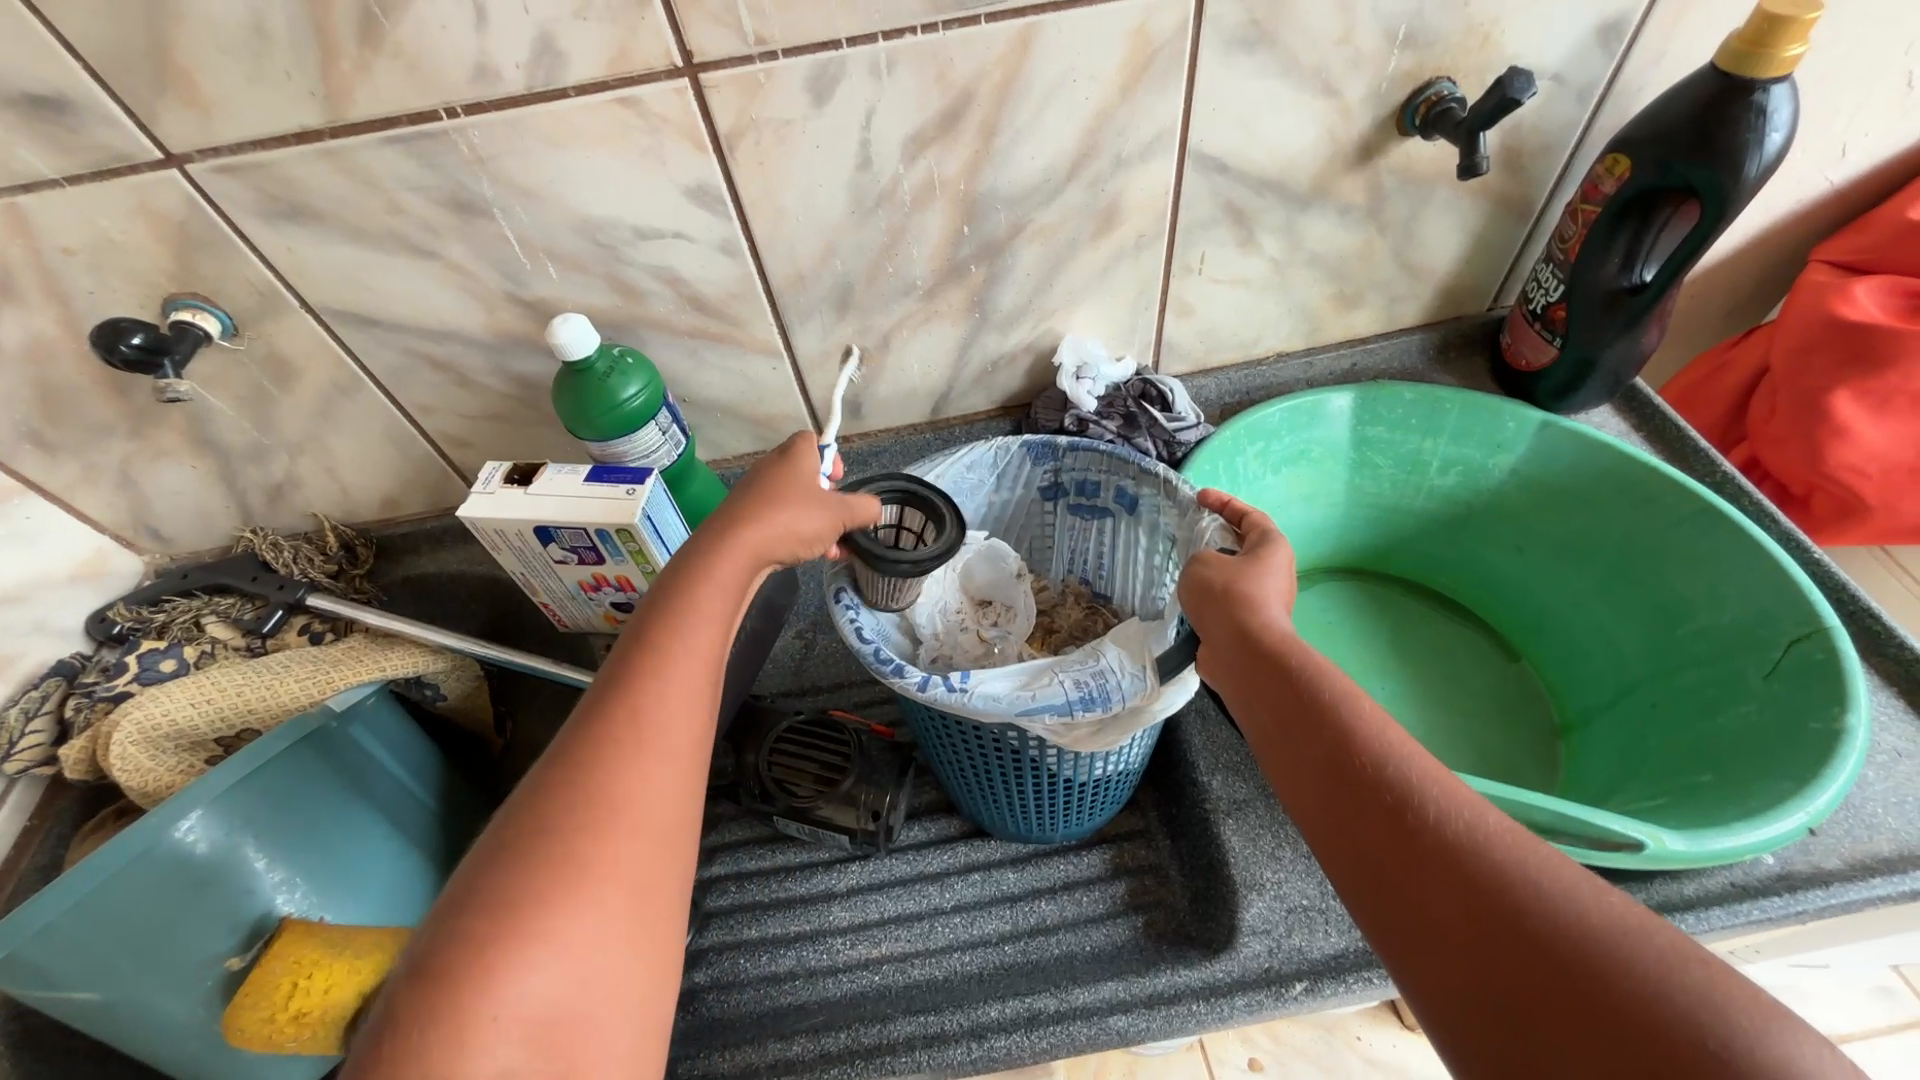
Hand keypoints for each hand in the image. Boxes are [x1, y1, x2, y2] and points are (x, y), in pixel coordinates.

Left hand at [700, 432, 884, 569]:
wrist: (734, 550)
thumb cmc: (792, 520)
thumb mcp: (840, 515)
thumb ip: (864, 508)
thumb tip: (873, 508)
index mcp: (795, 454)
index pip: (815, 439)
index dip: (832, 458)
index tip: (840, 481)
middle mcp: (772, 467)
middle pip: (807, 475)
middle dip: (829, 499)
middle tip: (838, 517)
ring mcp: (755, 493)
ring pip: (795, 502)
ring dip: (817, 523)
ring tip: (832, 548)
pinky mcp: (745, 517)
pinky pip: (778, 519)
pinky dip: (796, 534)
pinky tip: (810, 556)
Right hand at [1178, 488, 1298, 670]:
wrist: (1244, 654)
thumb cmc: (1227, 597)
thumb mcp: (1201, 562)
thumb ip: (1200, 556)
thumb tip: (1207, 572)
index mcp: (1272, 547)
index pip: (1249, 515)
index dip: (1224, 503)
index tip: (1200, 498)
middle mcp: (1275, 572)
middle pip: (1245, 547)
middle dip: (1218, 538)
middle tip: (1192, 532)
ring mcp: (1265, 601)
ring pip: (1234, 578)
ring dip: (1211, 572)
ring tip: (1183, 568)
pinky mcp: (1251, 626)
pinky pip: (1226, 604)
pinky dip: (1208, 599)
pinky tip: (1187, 600)